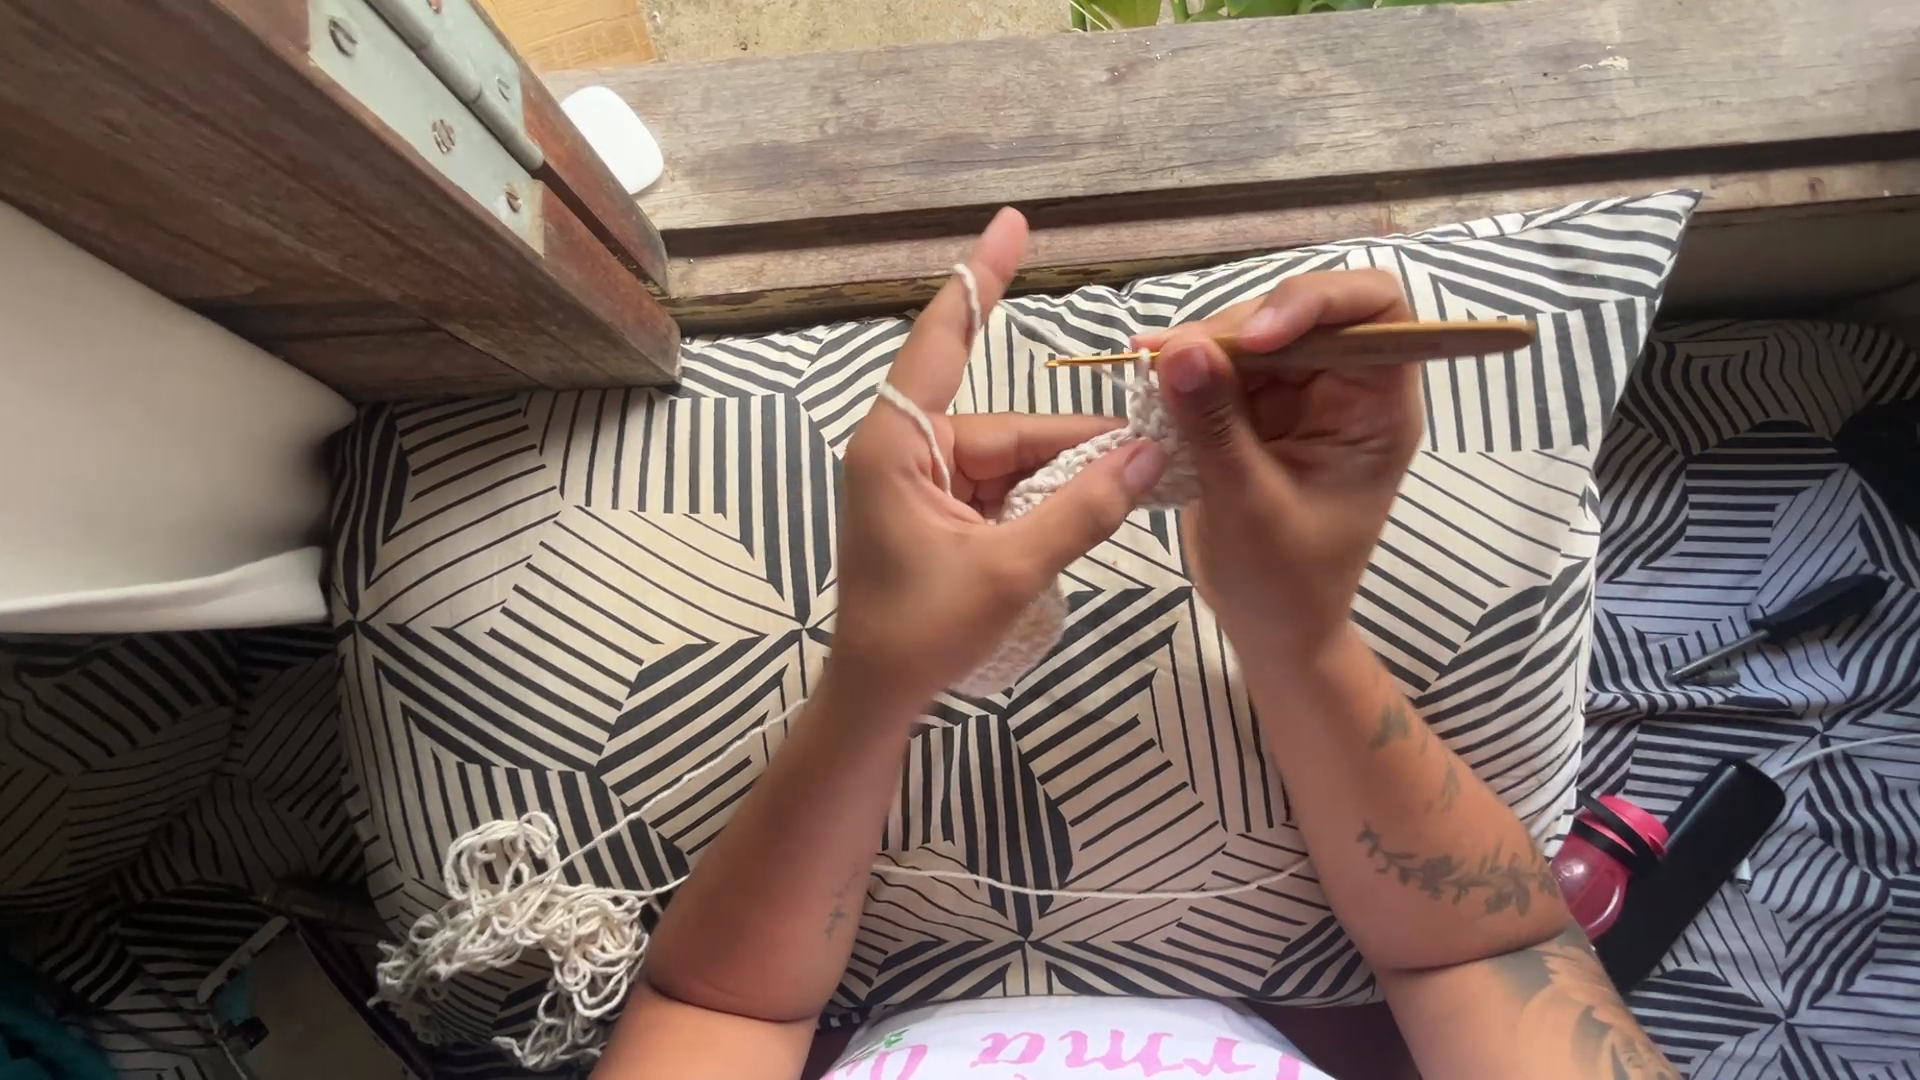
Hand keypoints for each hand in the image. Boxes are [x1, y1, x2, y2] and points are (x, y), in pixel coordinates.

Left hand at [830, 208, 1166, 708]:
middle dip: (1074, 447)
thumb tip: (1150, 458)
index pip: (943, 341)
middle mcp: (907, 450)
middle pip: (1008, 426)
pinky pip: (1002, 488)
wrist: (876, 693)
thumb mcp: (1008, 571)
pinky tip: (1082, 514)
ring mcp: (923, 481)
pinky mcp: (939, 511)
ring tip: (1123, 497)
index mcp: (898, 445)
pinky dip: (1042, 501)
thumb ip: (1080, 511)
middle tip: (1148, 461)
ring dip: (1064, 480)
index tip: (1012, 225)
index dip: (982, 281)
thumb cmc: (921, 633)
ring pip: (1012, 460)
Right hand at [1137, 270, 1422, 656]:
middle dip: (1231, 331)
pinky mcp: (1250, 414)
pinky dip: (1180, 371)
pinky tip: (1145, 372)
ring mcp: (1292, 400)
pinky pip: (1215, 371)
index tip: (1252, 339)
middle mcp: (1340, 390)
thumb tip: (1177, 348)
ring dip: (1196, 349)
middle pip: (1295, 316)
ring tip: (1147, 368)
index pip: (1374, 313)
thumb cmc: (1283, 581)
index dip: (1315, 303)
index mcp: (1376, 409)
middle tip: (1166, 360)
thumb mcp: (1248, 503)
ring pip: (1246, 338)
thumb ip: (1215, 425)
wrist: (1267, 624)